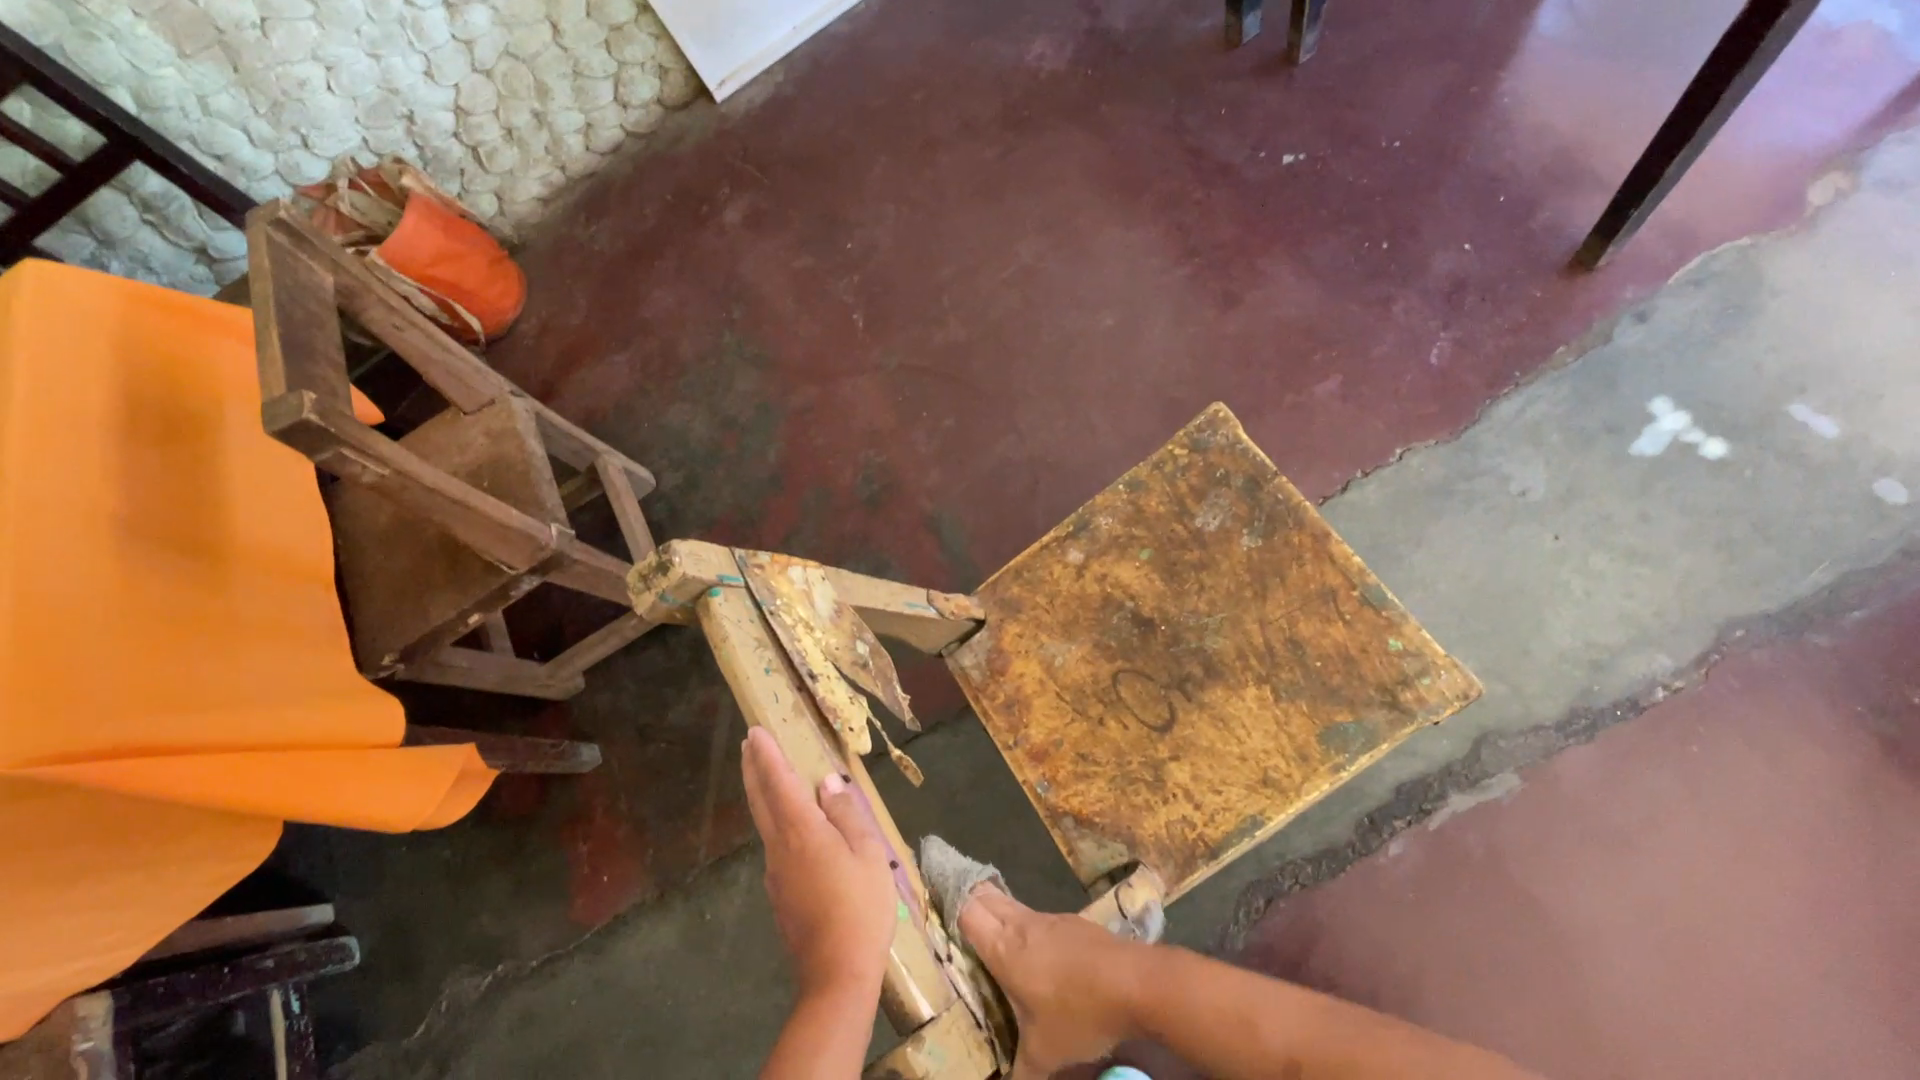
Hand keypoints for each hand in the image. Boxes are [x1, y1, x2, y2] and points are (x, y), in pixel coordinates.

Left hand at [742, 726, 898, 1001]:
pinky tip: (791, 828)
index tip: (756, 731)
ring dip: (762, 794)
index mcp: (802, 831)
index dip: (768, 755)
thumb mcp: (867, 853)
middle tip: (748, 744)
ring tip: (767, 776)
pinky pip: (776, 846)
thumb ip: (847, 814)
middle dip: (753, 769)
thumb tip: (828, 784)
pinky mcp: (780, 894)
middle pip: (761, 800)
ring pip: (765, 823)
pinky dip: (776, 822)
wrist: (837, 972)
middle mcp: (780, 847)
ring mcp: (776, 873)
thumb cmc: (860, 907)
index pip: (780, 782)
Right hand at [959, 885, 1144, 1079]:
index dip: (947, 903)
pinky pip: (1040, 919)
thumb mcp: (1045, 1056)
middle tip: (953, 919)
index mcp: (1005, 948)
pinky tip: (1037, 956)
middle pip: (986, 896)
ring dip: (999, 915)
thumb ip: (1020, 1073)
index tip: (932, 909)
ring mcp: (1053, 920)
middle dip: (968, 901)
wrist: (1141, 984)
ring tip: (991, 941)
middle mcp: (1024, 924)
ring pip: (1014, 905)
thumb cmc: (1081, 1014)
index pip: (966, 909)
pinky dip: (1028, 929)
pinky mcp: (1077, 924)